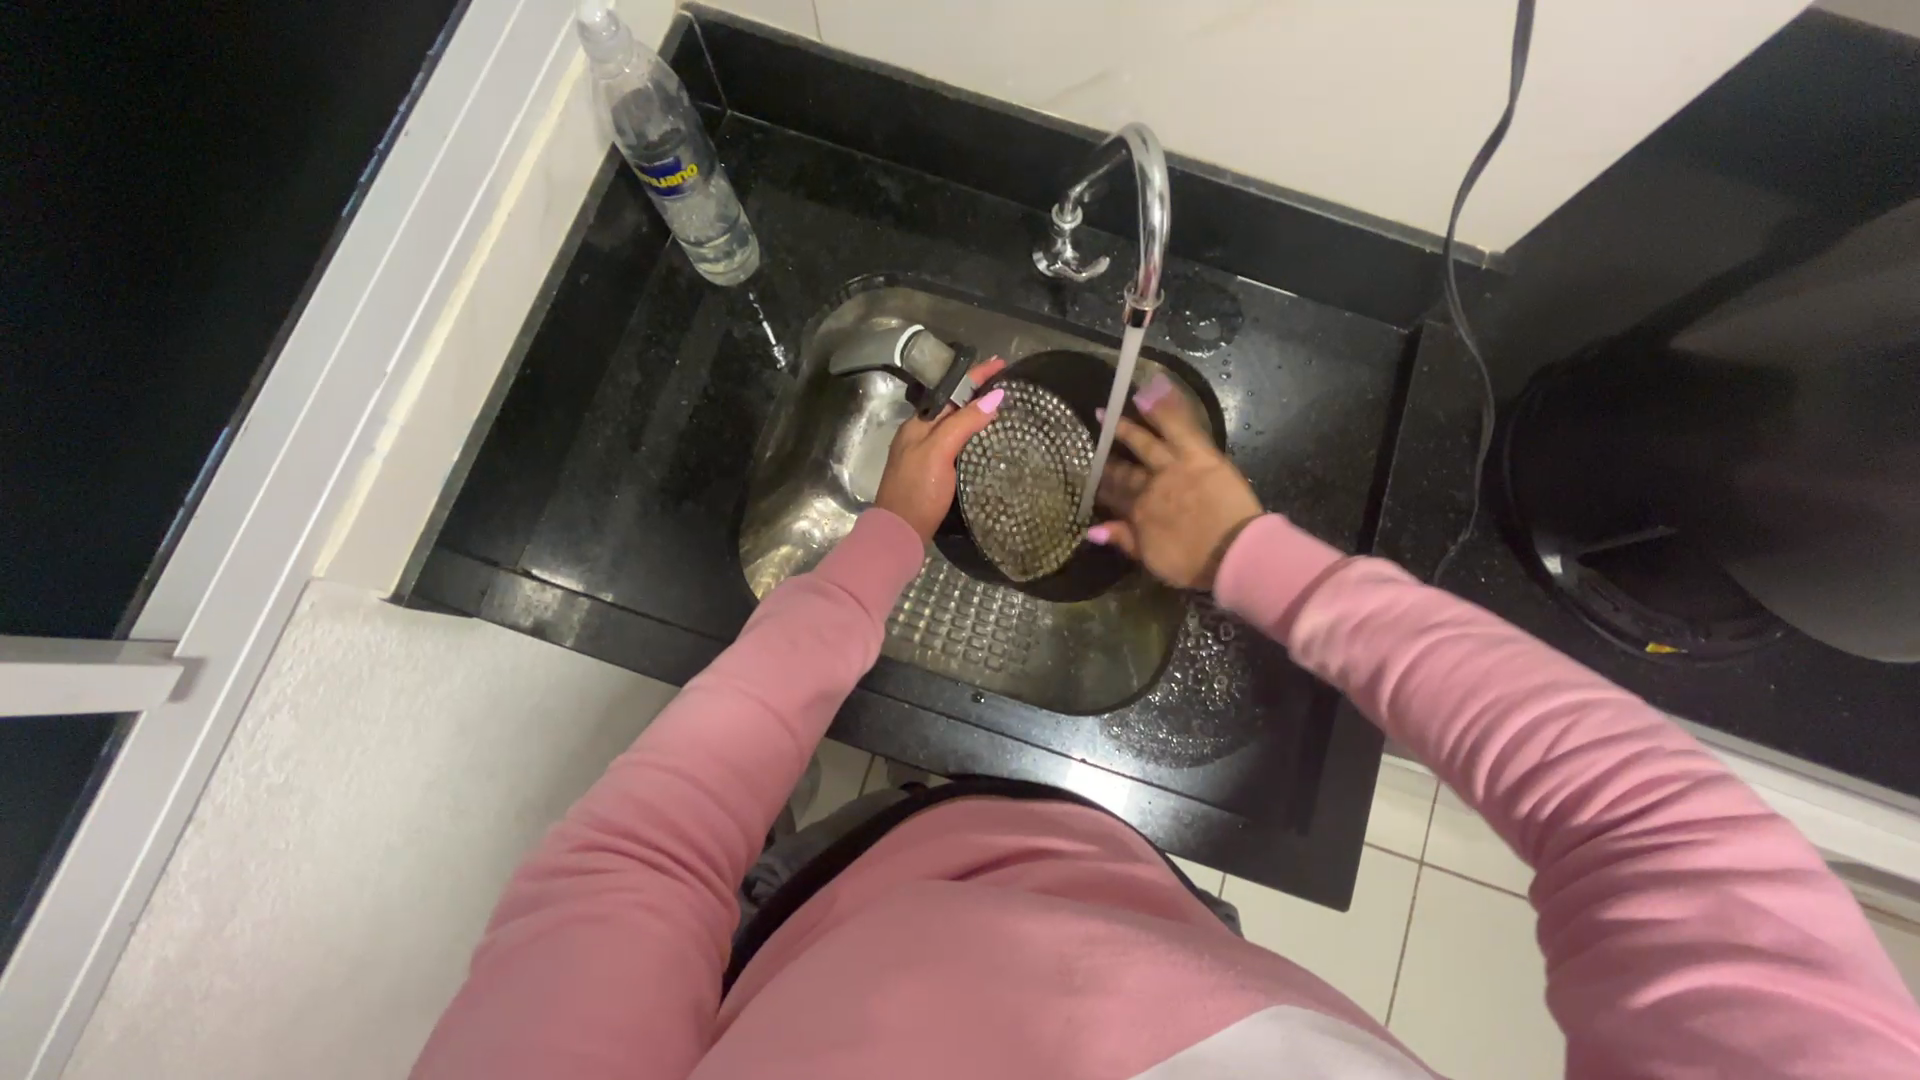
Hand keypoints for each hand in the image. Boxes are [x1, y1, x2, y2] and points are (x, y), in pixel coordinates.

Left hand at [873, 356, 1007, 540]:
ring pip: (954, 425)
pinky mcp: (934, 474)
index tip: (1001, 363)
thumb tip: (993, 398)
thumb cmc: (917, 491)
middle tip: (1007, 383)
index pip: (950, 391)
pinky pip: (956, 444)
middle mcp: (920, 435)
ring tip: (1003, 405)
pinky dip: (973, 435)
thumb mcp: (939, 452)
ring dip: (977, 413)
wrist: (899, 534)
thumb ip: (963, 423)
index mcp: (918, 425)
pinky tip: (986, 440)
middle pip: (952, 406)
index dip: (975, 376)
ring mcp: (926, 455)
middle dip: (978, 392)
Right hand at [1088, 373, 1262, 589]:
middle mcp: (1150, 486)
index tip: (1089, 477)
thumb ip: (1124, 540)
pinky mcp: (1197, 453)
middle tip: (1092, 443)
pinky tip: (1148, 390)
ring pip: (1145, 442)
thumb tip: (1091, 529)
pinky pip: (1177, 426)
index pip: (1115, 496)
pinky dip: (1162, 408)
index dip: (1101, 486)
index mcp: (1139, 513)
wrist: (1232, 553)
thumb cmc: (1195, 563)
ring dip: (1126, 428)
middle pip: (1125, 469)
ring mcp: (1173, 466)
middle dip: (1107, 457)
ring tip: (1108, 413)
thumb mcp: (1153, 560)